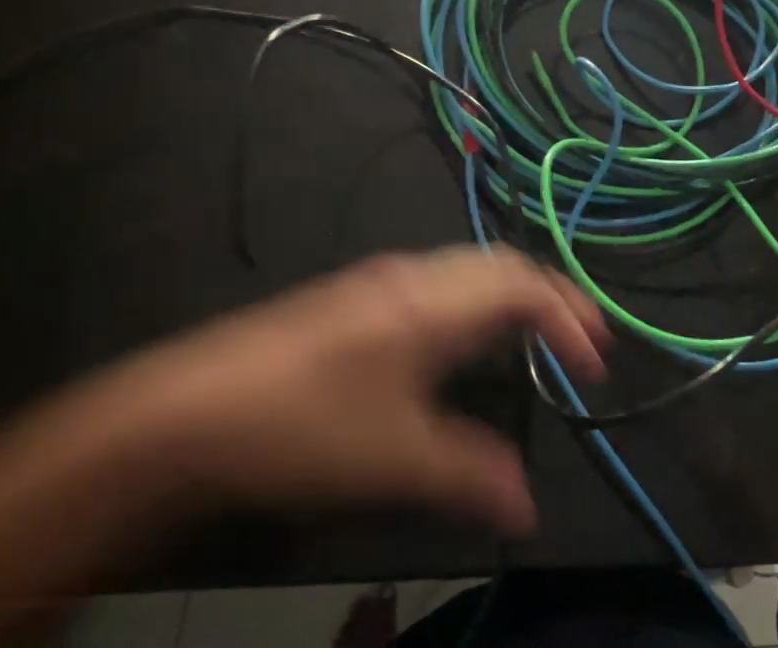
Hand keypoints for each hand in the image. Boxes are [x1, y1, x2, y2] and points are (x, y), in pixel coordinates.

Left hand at [86, 246, 609, 535]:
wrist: (183, 416)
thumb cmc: (303, 429)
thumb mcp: (397, 460)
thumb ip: (472, 478)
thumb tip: (529, 508)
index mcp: (431, 303)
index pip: (524, 287)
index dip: (570, 320)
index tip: (594, 369)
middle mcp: (410, 279)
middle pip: (501, 267)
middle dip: (550, 302)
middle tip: (579, 347)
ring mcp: (376, 287)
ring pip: (467, 275)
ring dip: (511, 304)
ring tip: (531, 347)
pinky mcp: (351, 304)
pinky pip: (438, 289)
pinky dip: (475, 310)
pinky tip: (461, 354)